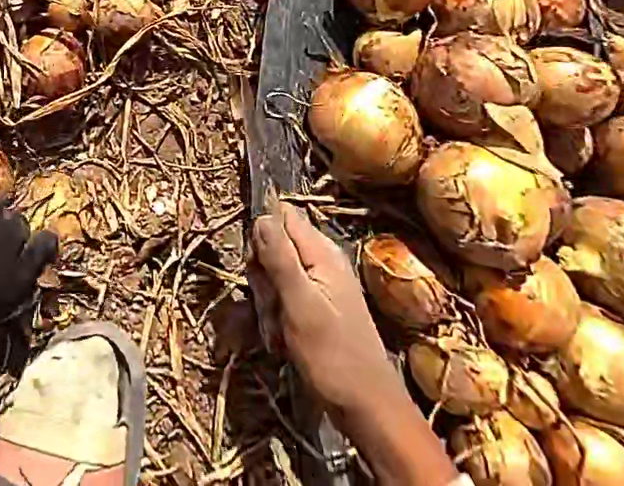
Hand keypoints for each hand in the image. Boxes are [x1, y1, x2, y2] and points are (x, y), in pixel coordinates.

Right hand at [250, 203, 459, 485]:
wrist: (367, 408)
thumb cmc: (334, 356)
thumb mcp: (300, 305)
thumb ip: (280, 258)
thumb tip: (262, 214)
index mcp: (322, 252)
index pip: (281, 215)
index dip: (261, 234)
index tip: (256, 265)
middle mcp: (321, 261)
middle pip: (274, 246)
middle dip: (262, 276)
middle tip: (270, 306)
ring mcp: (319, 285)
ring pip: (275, 275)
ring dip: (267, 303)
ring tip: (278, 332)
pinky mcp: (316, 307)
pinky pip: (284, 298)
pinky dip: (277, 318)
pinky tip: (281, 341)